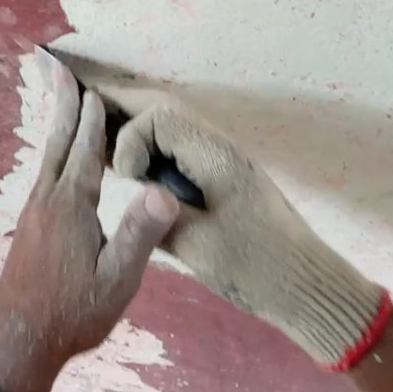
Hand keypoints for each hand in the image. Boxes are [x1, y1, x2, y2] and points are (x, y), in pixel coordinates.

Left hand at [0, 52, 180, 391]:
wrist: (20, 339)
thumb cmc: (74, 312)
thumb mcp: (118, 280)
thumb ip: (140, 235)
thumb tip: (165, 192)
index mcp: (71, 205)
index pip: (85, 152)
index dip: (92, 121)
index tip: (95, 90)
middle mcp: (47, 198)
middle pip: (58, 142)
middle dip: (63, 104)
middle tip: (58, 68)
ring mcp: (33, 210)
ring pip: (47, 155)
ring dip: (56, 123)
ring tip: (60, 97)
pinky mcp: (28, 223)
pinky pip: (43, 171)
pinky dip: (53, 149)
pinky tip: (57, 157)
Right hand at [107, 91, 388, 369]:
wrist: (311, 289)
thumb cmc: (258, 270)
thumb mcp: (199, 246)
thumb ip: (157, 212)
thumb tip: (128, 189)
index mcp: (214, 156)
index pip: (158, 117)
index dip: (129, 138)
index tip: (124, 177)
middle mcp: (215, 146)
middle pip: (161, 105)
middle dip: (119, 103)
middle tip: (81, 102)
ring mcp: (218, 159)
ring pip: (167, 120)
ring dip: (131, 118)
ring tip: (94, 123)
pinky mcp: (218, 176)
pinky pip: (175, 143)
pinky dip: (146, 141)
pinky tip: (125, 156)